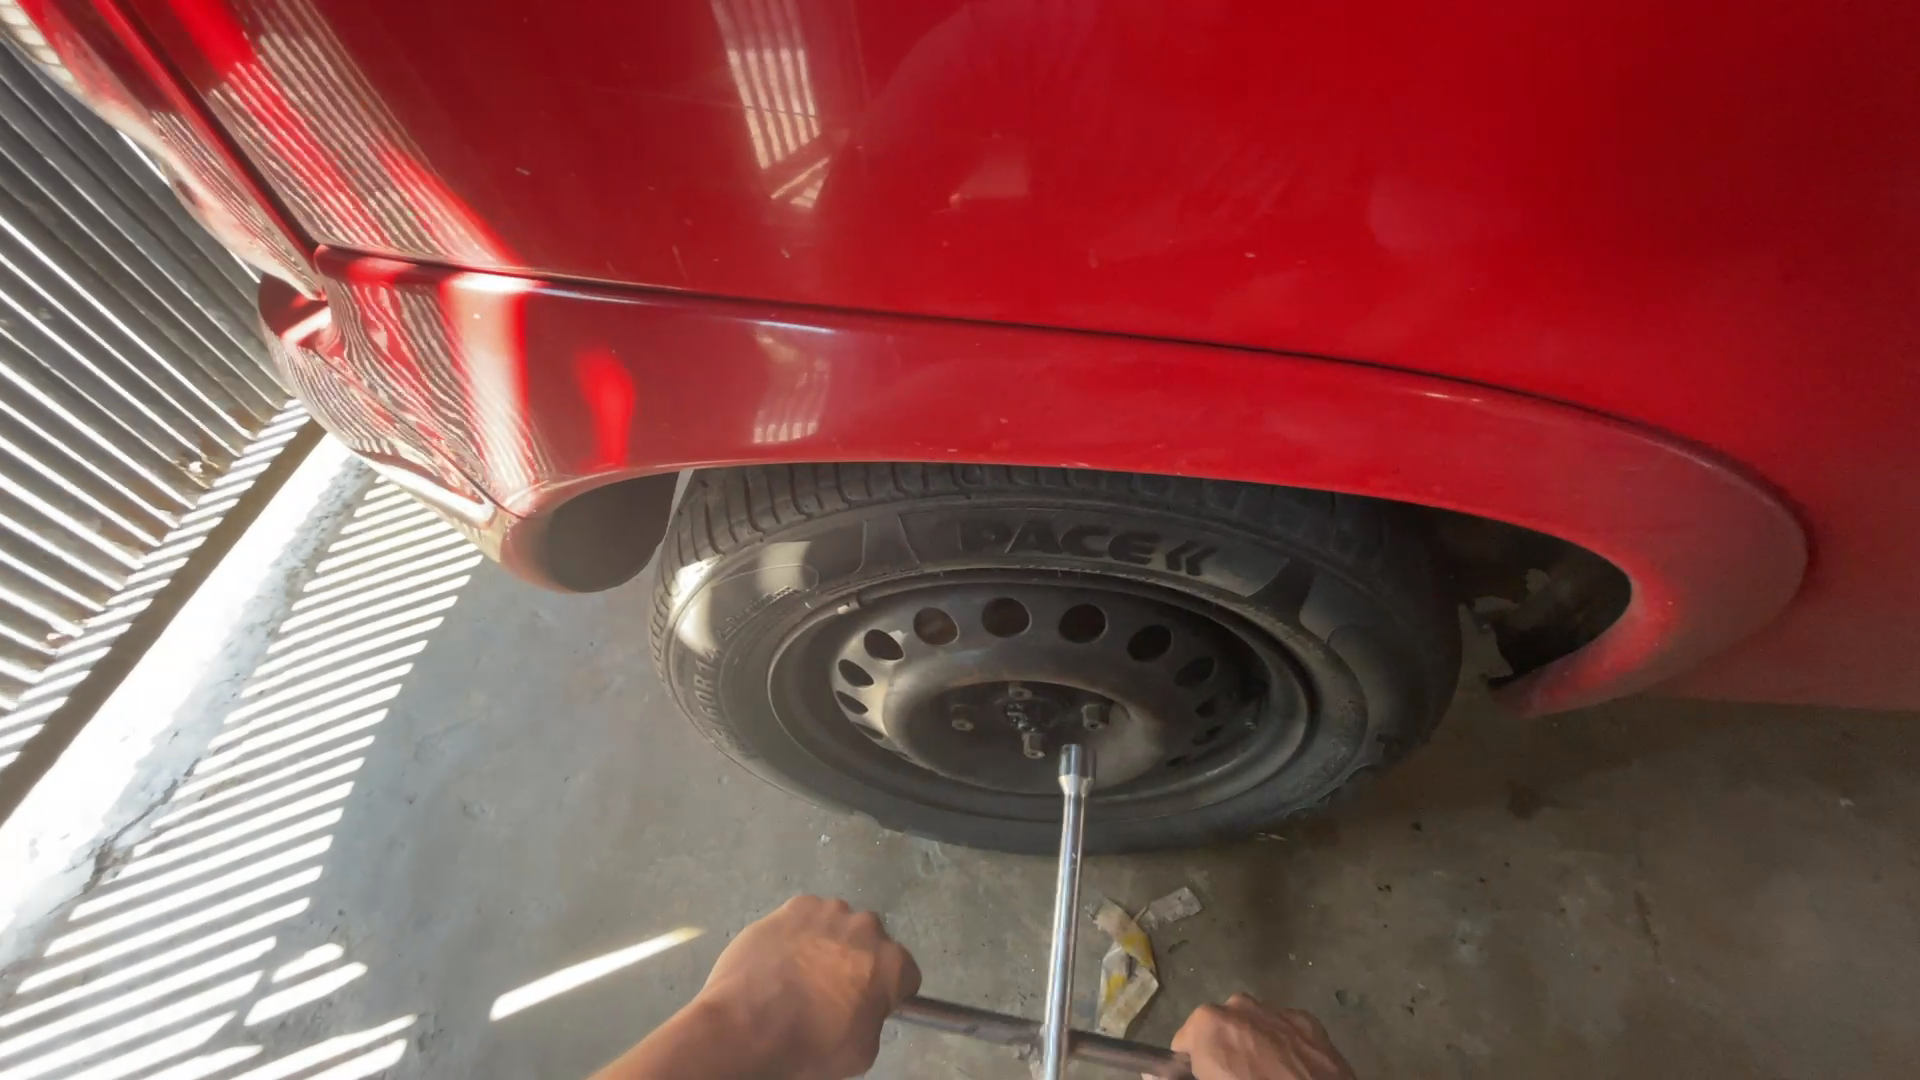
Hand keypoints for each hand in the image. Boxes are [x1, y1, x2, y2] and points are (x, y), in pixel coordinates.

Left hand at [694, 895, 921, 1078]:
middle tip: (830, 992)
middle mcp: (868, 927)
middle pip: (871, 943)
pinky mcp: (797, 904)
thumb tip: (863, 1005)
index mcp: (892, 963)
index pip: (906, 974)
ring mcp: (830, 910)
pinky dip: (799, 933)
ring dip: (827, 943)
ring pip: (837, 925)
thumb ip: (874, 1020)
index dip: (889, 992)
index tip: (867, 1006)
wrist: (746, 1025)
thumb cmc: (808, 1046)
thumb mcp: (860, 1054)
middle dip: (857, 962)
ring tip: (798, 975)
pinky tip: (780, 959)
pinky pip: (806, 917)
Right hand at [1172, 994, 1355, 1079]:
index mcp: (1206, 1023)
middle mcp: (1237, 1005)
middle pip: (1221, 1032)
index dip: (1194, 1070)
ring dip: (1256, 1050)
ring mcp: (1276, 1011)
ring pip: (1254, 1028)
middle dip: (1227, 1057)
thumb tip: (1149, 1073)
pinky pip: (1286, 1033)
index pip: (1184, 1045)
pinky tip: (1296, 1077)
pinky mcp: (1310, 1023)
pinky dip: (1287, 1050)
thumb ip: (1174, 1079)